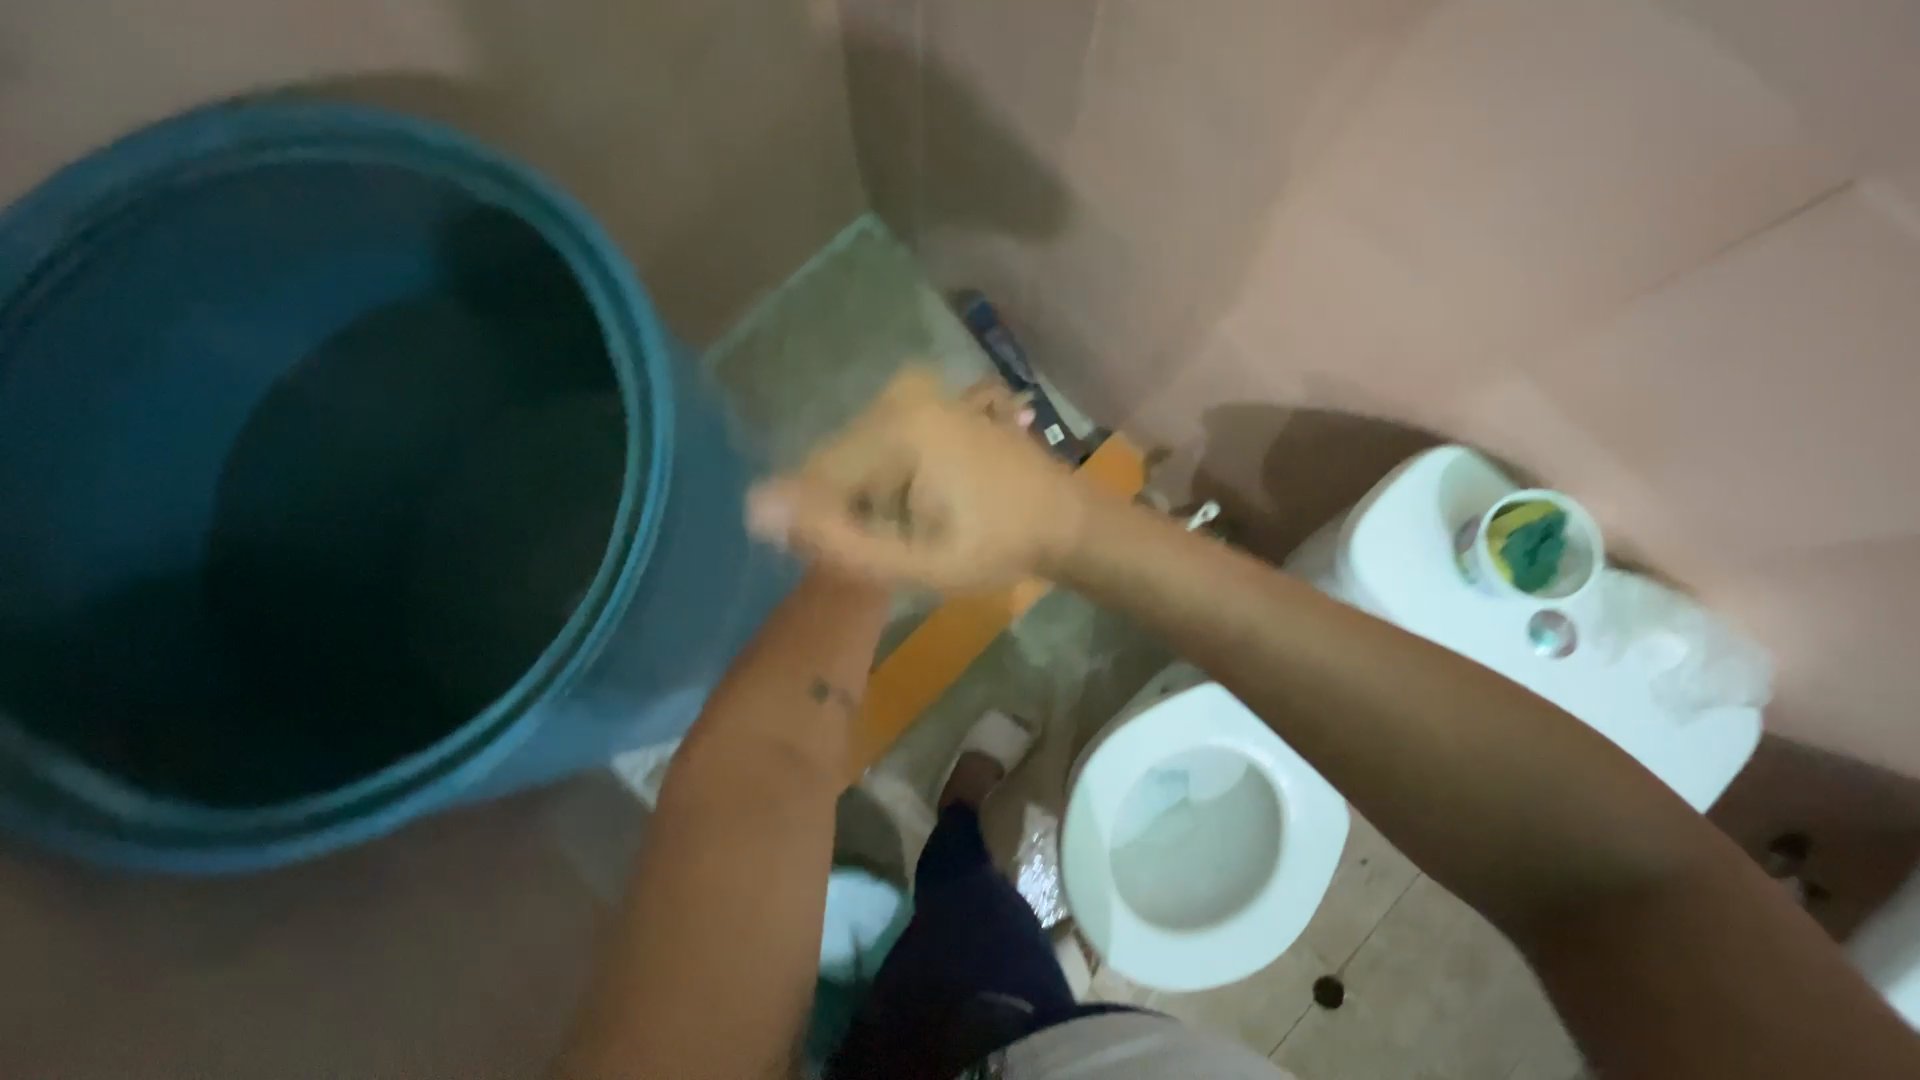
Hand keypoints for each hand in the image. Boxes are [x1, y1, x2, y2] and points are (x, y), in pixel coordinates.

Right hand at [745, 369, 1086, 589]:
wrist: (1064, 520)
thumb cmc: (998, 547)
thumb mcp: (917, 564)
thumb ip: (838, 540)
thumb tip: (754, 508)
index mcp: (897, 426)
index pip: (816, 480)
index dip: (824, 528)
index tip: (863, 557)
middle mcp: (899, 393)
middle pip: (833, 465)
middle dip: (848, 512)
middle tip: (895, 547)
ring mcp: (915, 391)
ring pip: (852, 458)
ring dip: (866, 500)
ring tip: (914, 528)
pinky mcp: (925, 398)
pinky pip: (874, 444)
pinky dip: (884, 481)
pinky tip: (921, 505)